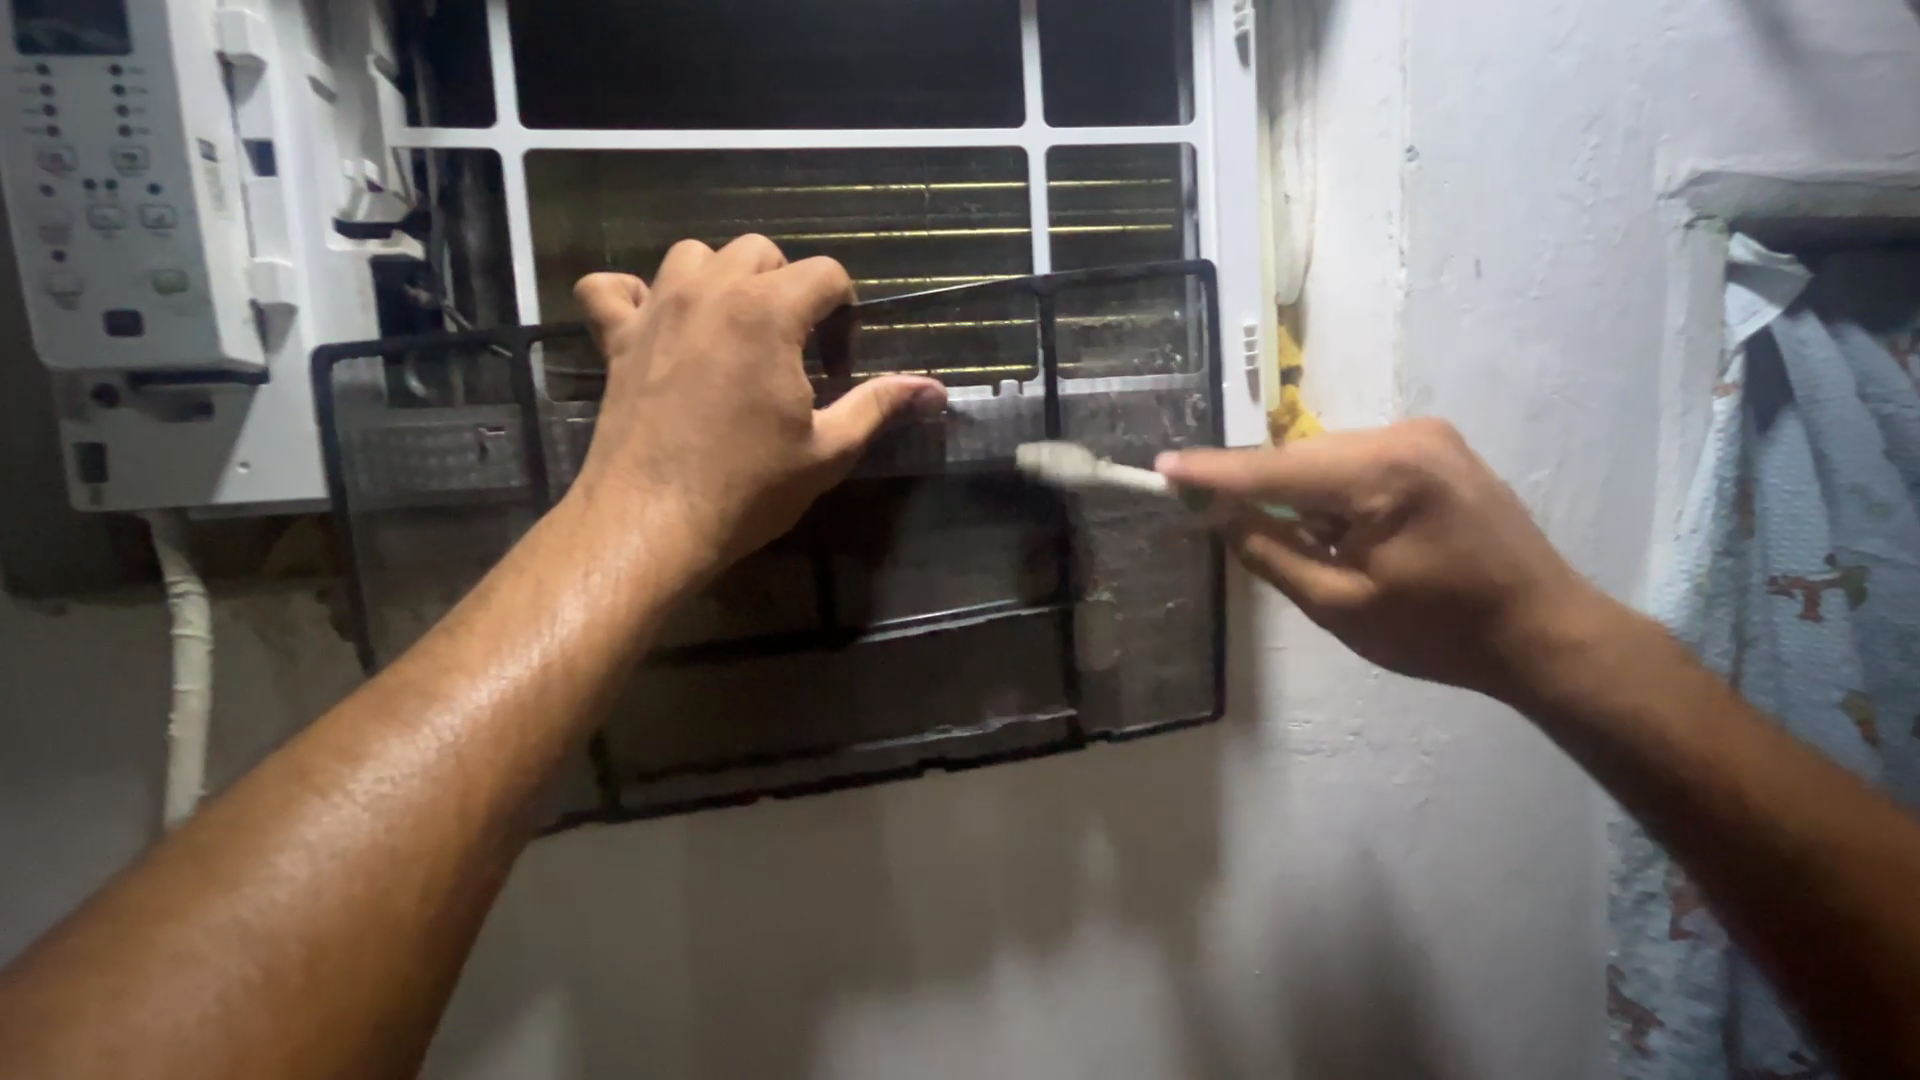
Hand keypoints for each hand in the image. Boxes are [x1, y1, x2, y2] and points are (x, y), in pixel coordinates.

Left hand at [566, 236, 947, 576]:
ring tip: (734, 331)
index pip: (826, 274)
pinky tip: (657, 325)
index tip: (837, 368)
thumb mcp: (829, 450)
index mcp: (769, 311)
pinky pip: (611, 288)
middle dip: (788, 290)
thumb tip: (935, 389)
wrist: (654, 521)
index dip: (845, 315)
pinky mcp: (616, 339)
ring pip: (694, 255)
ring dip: (722, 281)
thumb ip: (880, 405)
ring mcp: (656, 310)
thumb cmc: (749, 487)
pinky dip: (634, 295)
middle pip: (761, 252)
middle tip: (793, 350)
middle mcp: (710, 292)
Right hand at [1159, 419, 1606, 700]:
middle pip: (1298, 460)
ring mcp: (1427, 437)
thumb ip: (1270, 552)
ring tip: (1313, 548)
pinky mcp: (1438, 449)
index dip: (1212, 474)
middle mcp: (1405, 436)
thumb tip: (1219, 515)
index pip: (1273, 471)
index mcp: (1383, 474)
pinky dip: (1332, 493)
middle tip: (1220, 522)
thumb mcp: (1340, 605)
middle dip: (1258, 490)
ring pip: (1326, 460)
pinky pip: (1357, 463)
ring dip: (1299, 495)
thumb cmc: (1441, 633)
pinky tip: (1342, 531)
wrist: (1546, 633)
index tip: (1162, 468)